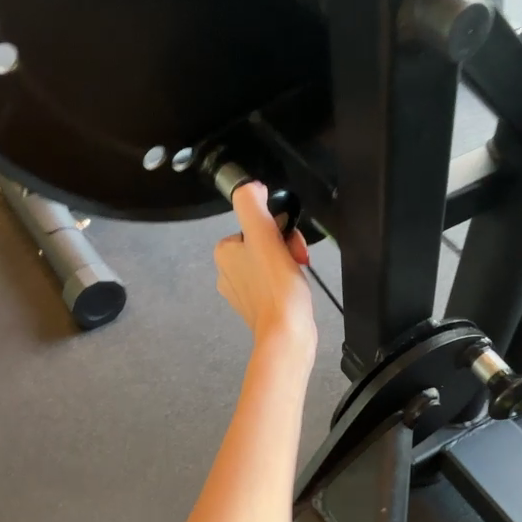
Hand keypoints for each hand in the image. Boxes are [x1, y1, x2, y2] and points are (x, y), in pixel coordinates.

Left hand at [214, 183, 315, 347]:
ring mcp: (241, 292)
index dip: (279, 229)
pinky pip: (273, 283)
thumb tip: (251, 187)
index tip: (290, 243)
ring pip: (270, 262)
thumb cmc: (276, 287)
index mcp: (224, 253)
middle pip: (263, 243)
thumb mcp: (264, 236)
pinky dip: (287, 282)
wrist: (287, 335)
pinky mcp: (256, 308)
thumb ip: (252, 205)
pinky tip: (294, 291)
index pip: (256, 225)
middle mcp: (227, 272)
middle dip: (285, 247)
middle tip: (297, 261)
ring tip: (297, 277)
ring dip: (288, 263)